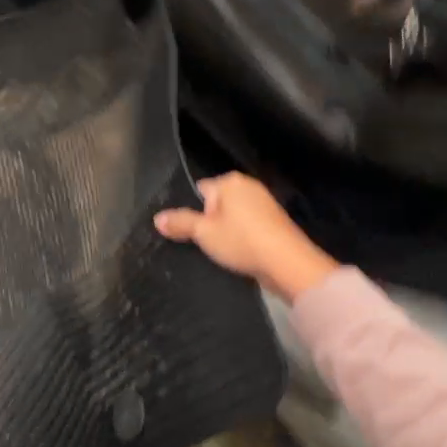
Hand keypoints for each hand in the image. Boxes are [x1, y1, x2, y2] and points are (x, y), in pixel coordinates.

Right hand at [154, 173, 339, 303]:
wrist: (288, 264)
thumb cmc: (242, 241)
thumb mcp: (203, 233)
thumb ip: (180, 223)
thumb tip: (157, 218)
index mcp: (230, 182)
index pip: (200, 190)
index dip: (194, 211)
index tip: (194, 230)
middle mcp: (249, 187)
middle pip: (217, 203)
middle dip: (211, 220)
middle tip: (206, 242)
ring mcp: (266, 204)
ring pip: (234, 216)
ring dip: (227, 231)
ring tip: (224, 250)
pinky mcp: (276, 223)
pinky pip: (249, 226)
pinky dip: (243, 237)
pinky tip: (241, 253)